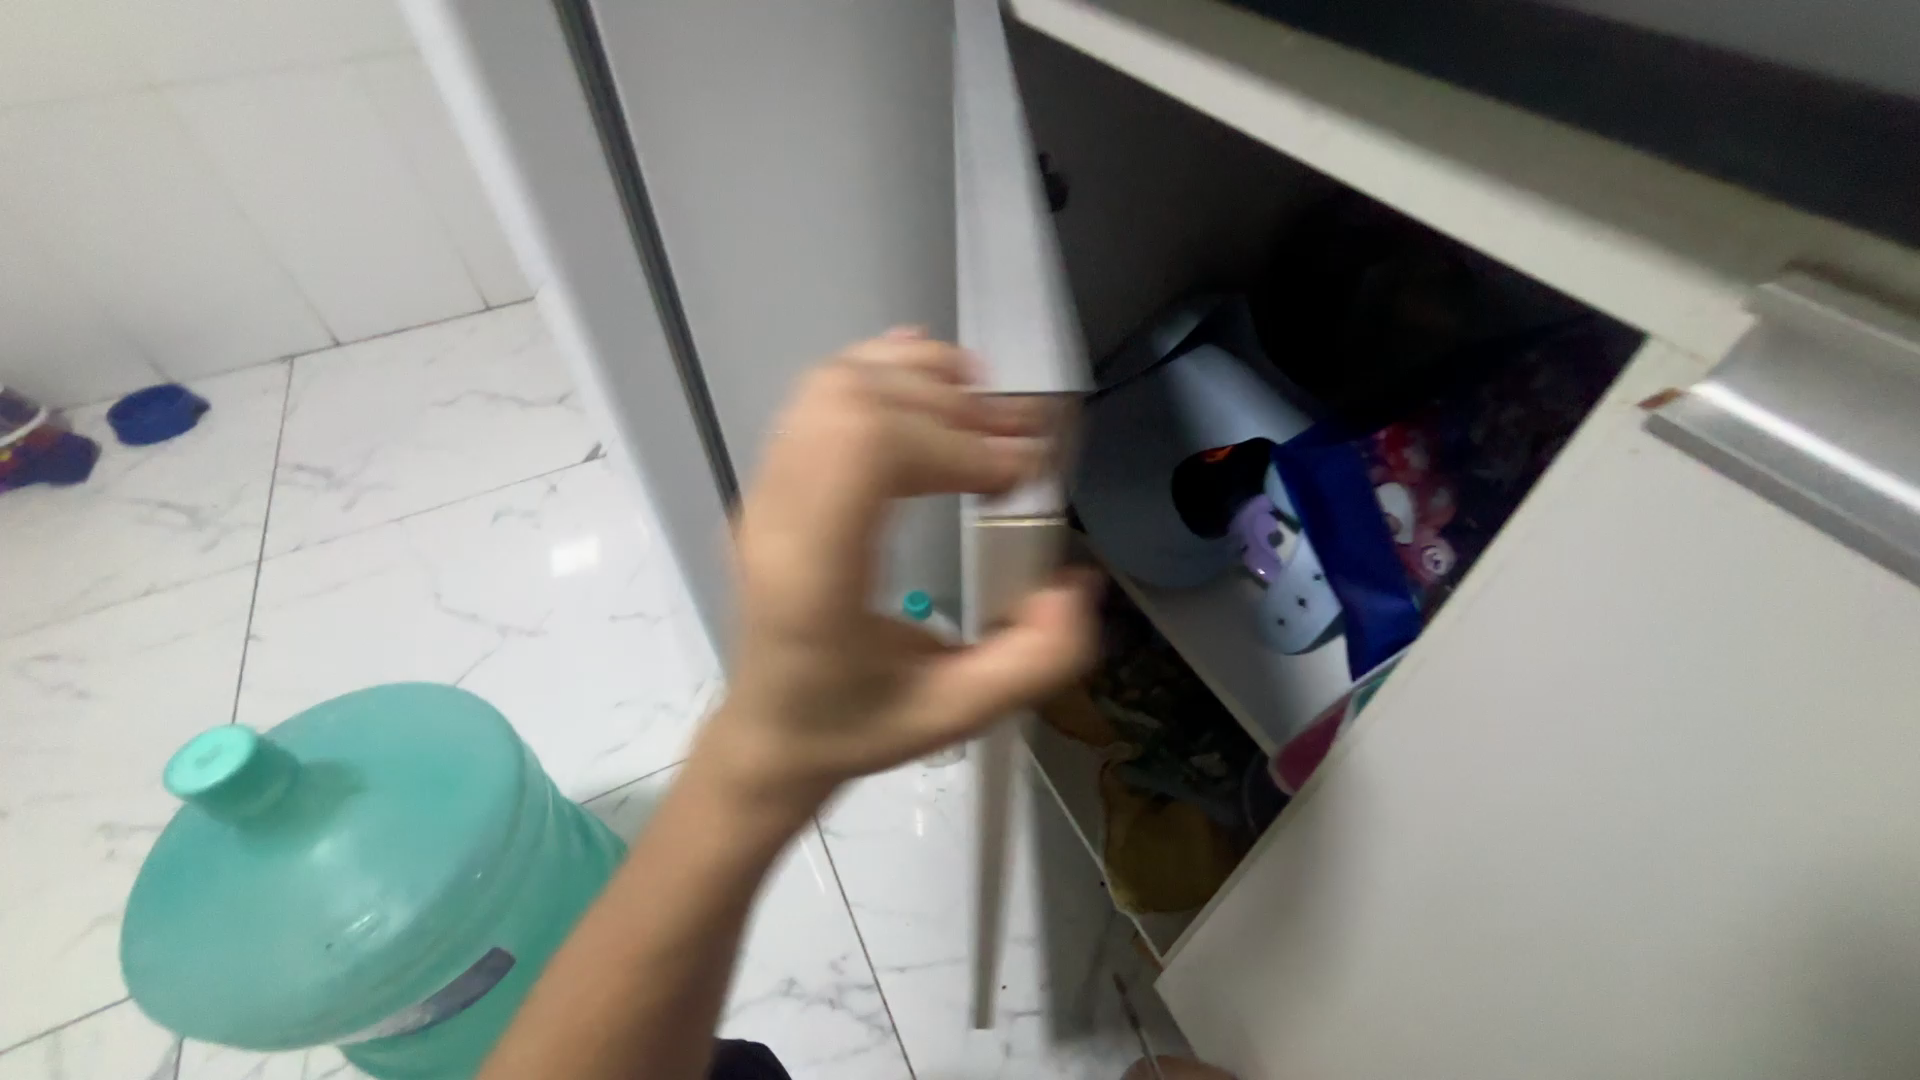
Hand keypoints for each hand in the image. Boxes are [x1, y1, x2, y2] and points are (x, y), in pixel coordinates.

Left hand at [690, 329, 1098, 816]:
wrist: (772, 733)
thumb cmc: (855, 726)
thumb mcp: (957, 713)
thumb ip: (1034, 660)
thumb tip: (1077, 584)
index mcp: (814, 578)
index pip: (868, 452)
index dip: (954, 443)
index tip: (1016, 476)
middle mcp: (777, 520)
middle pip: (854, 405)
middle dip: (950, 408)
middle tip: (1017, 442)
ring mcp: (765, 494)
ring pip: (832, 388)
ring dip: (918, 380)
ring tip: (984, 402)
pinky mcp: (773, 483)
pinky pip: (816, 398)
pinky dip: (879, 370)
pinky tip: (931, 374)